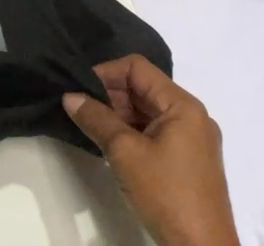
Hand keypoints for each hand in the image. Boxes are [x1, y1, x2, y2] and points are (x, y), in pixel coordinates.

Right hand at [63, 54, 238, 245]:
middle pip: (143, 88)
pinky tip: (112, 148)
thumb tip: (70, 96)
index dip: (105, 73)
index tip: (79, 90)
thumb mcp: (125, 153)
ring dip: (119, 116)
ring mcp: (194, 141)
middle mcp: (193, 117)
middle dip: (110, 95)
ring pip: (148, 112)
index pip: (137, 68)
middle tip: (82, 111)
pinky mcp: (190, 163)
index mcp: (184, 106)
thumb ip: (96, 118)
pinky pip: (156, 133)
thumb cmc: (167, 195)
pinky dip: (132, 133)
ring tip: (92, 129)